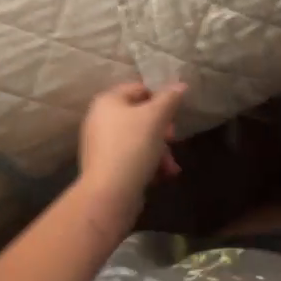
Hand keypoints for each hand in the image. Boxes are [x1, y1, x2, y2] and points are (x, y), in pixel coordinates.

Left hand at [75, 82, 186, 223]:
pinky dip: (147, 164)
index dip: (160, 99)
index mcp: (107, 101)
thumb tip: (181, 84)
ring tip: (171, 167)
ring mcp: (100, 145)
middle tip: (173, 139)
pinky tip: (162, 176)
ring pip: (138, 140)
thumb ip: (169, 99)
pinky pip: (131, 158)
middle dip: (161, 130)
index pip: (139, 89)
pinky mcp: (104, 168)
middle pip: (139, 116)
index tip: (174, 115)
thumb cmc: (132, 147)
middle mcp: (99, 119)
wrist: (109, 195)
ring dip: (159, 151)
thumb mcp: (156, 118)